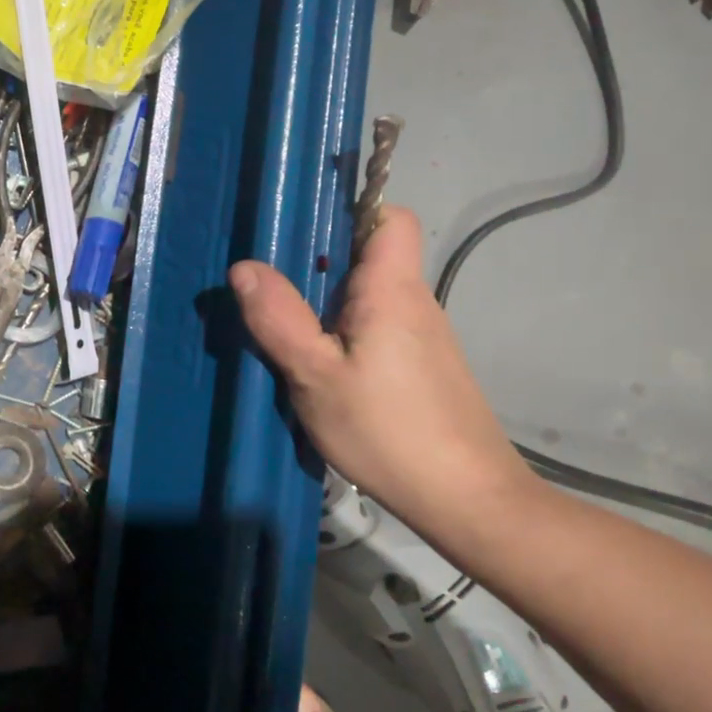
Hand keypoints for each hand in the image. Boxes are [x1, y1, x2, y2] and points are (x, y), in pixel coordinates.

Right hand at [228, 205, 534, 531]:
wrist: (468, 501)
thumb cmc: (388, 430)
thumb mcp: (316, 375)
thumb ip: (279, 318)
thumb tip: (244, 266)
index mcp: (393, 292)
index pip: (390, 219)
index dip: (351, 211)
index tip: (301, 229)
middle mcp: (414, 304)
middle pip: (368, 257)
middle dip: (315, 261)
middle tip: (265, 284)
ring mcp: (421, 338)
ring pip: (366, 297)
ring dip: (322, 302)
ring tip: (278, 327)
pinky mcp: (419, 368)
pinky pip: (371, 327)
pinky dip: (338, 332)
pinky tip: (312, 366)